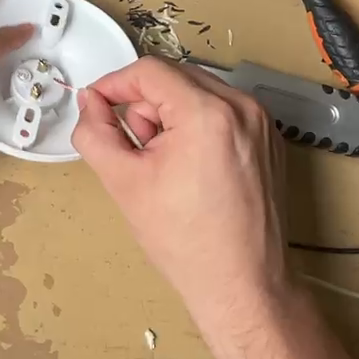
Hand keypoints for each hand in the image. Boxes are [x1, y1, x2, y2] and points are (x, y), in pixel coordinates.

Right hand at [72, 57, 287, 324]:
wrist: (244, 287)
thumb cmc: (185, 241)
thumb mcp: (122, 182)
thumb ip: (95, 132)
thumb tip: (89, 101)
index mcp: (207, 113)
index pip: (148, 71)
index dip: (114, 84)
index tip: (96, 106)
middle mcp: (241, 107)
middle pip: (173, 76)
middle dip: (142, 102)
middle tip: (132, 144)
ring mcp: (261, 121)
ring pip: (196, 89)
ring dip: (168, 112)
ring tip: (162, 159)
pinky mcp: (269, 137)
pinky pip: (220, 108)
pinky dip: (195, 122)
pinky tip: (188, 163)